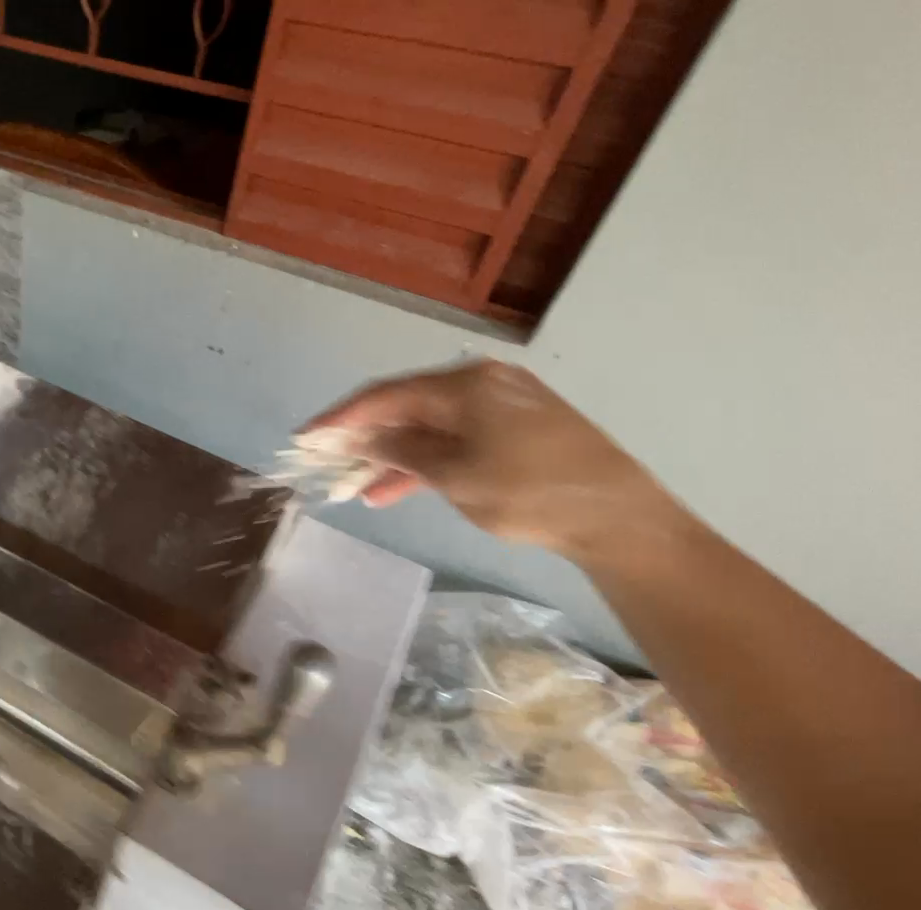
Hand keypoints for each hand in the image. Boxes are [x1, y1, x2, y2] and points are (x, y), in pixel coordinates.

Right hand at [303, 359, 693, 562]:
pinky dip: (422, 461)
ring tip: (355, 488)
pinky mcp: (513, 429)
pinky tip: (394, 489)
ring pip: (427, 427)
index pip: (385, 396)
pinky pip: (452, 439)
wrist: (616, 515)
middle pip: (404, 407)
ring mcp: (499, 405)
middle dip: (363, 437)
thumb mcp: (453, 475)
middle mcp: (479, 384)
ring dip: (390, 455)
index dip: (340, 418)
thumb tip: (361, 437)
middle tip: (326, 462)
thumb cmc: (528, 492)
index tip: (305, 438)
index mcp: (464, 385)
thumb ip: (401, 451)